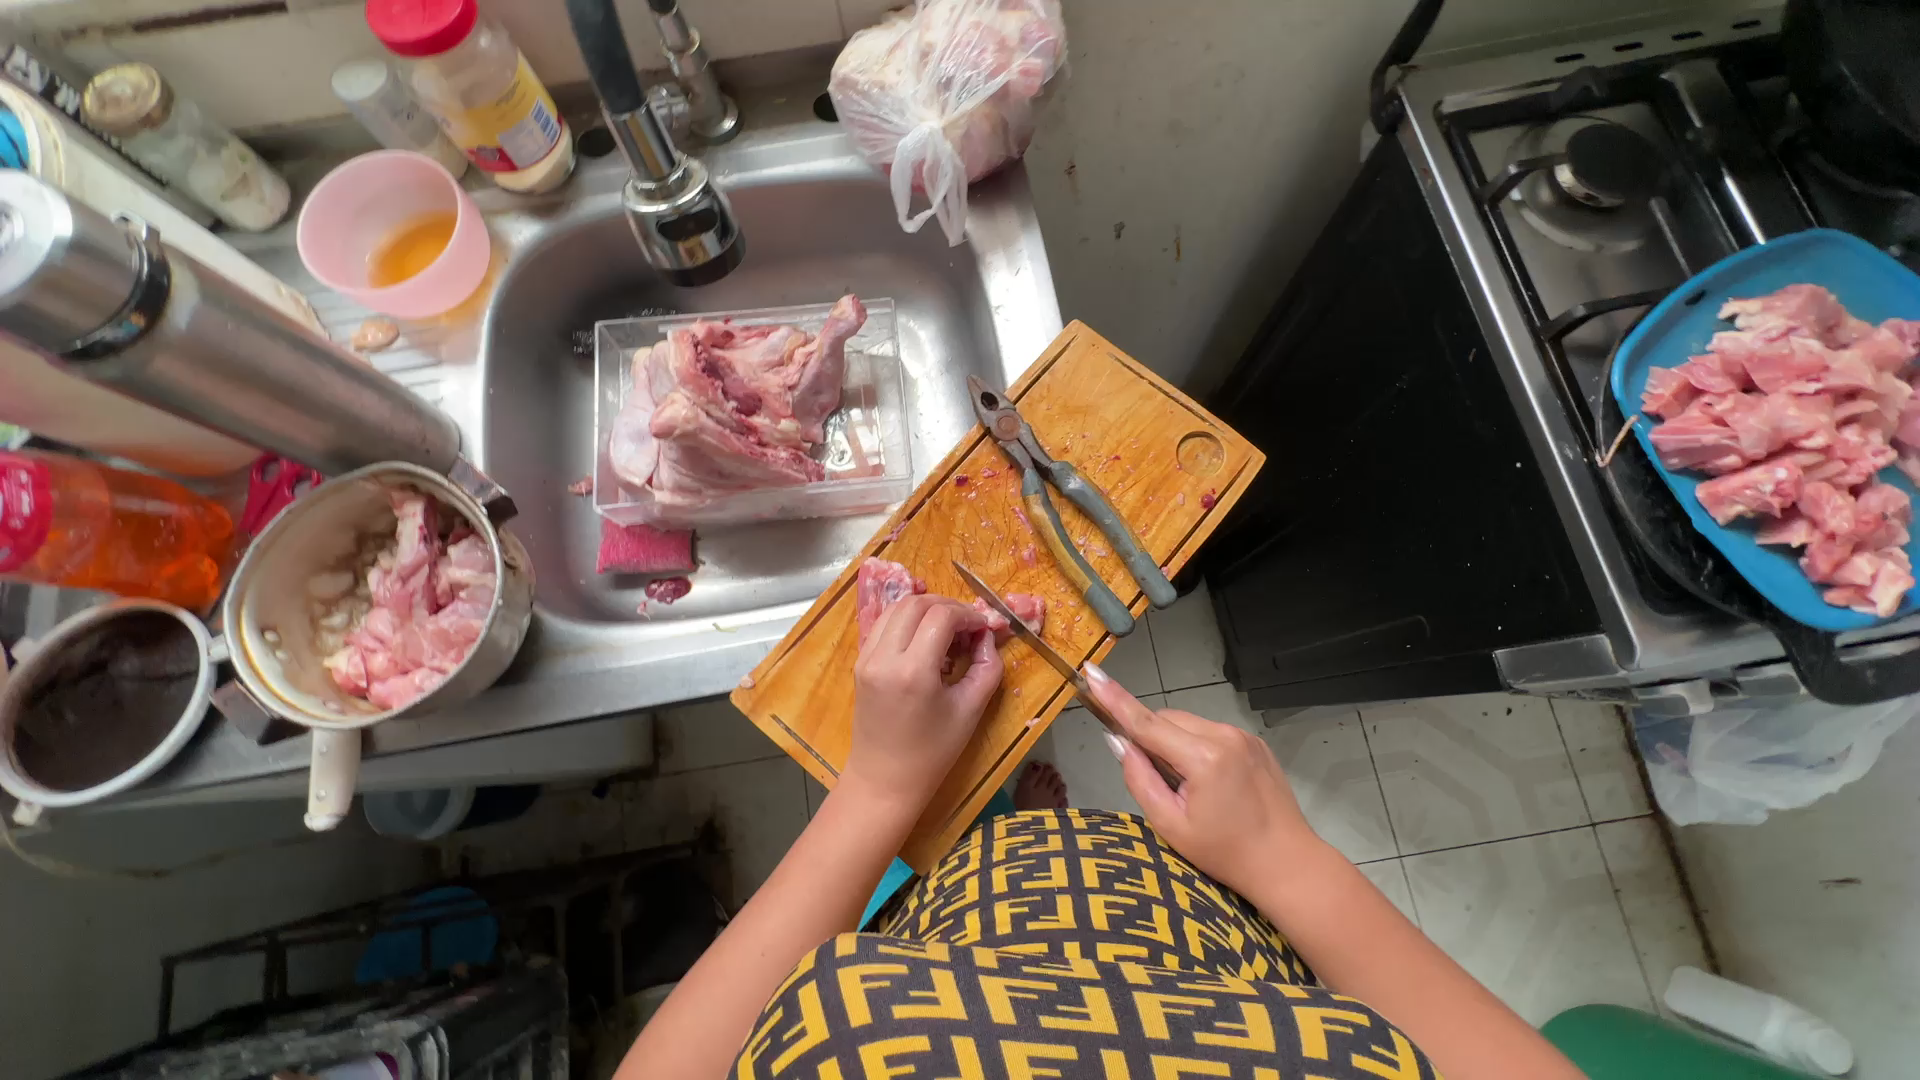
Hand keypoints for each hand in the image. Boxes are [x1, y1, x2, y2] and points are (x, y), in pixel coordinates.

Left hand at [845, 594, 1003, 812]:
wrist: (885, 779)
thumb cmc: (932, 752)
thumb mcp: (971, 711)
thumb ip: (987, 667)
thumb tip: (987, 635)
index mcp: (913, 672)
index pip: (941, 617)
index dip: (968, 614)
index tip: (984, 628)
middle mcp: (884, 657)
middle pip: (916, 604)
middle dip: (948, 606)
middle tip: (968, 625)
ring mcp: (866, 658)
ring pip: (896, 608)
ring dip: (926, 609)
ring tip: (948, 630)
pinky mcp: (860, 662)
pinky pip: (884, 624)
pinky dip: (907, 620)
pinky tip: (925, 639)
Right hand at [1086, 663, 1330, 897]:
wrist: (1287, 863)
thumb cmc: (1224, 852)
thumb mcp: (1170, 825)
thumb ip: (1139, 778)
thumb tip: (1118, 741)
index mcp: (1202, 758)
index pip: (1146, 722)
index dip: (1114, 698)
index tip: (1091, 672)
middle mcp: (1224, 735)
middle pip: (1166, 719)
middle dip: (1150, 737)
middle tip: (1159, 779)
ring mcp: (1243, 736)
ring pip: (1187, 723)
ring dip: (1174, 742)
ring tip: (1188, 785)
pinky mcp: (1254, 741)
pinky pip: (1210, 731)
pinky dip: (1197, 745)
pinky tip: (1210, 781)